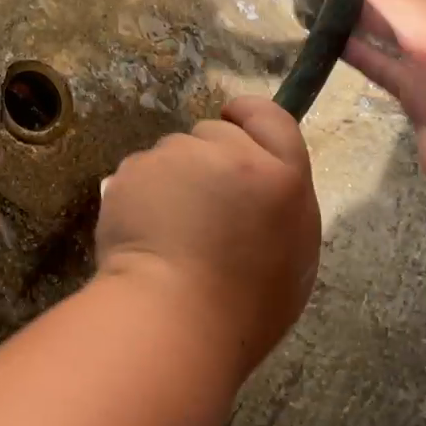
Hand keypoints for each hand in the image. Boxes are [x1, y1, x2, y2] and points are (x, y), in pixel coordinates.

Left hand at [94, 96, 319, 375]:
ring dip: (172, 174)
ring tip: (173, 223)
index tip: (235, 122)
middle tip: (205, 204)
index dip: (249, 116)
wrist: (173, 310)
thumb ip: (274, 200)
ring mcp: (175, 155)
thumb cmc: (244, 301)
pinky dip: (142, 189)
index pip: (271, 116)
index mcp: (282, 177)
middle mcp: (230, 154)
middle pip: (215, 133)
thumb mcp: (291, 251)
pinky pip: (140, 168)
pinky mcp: (133, 165)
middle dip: (208, 156)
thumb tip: (251, 181)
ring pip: (173, 151)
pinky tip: (145, 225)